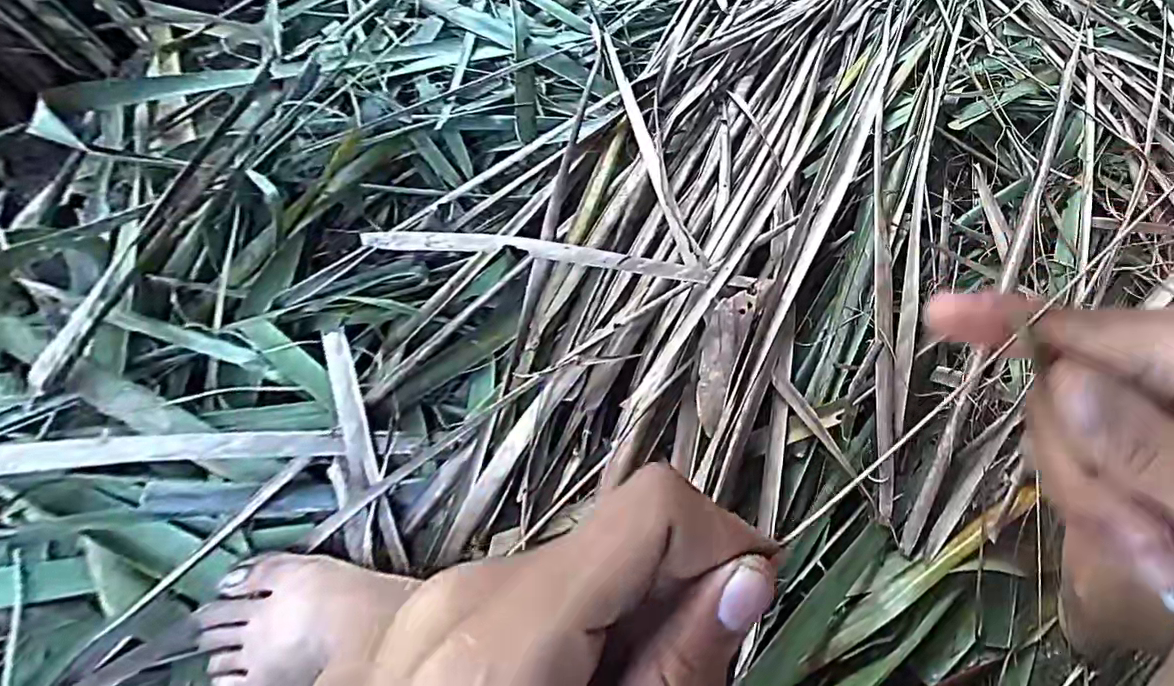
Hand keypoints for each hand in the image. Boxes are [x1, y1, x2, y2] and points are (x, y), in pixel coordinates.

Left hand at [352, 464, 778, 685]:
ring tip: (628, 679)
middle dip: (682, 579)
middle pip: (625, 531)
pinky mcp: (419, 622)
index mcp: (496, 633)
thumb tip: (754, 575)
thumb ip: (679, 664)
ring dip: (637, 602)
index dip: (718, 535)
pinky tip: (581, 673)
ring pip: (590, 557)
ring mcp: (429, 604)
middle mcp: (461, 592)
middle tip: (692, 662)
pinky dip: (588, 615)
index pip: (652, 505)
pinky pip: (541, 584)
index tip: (750, 591)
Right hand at [927, 293, 1173, 657]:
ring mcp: (1119, 406)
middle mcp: (1134, 362)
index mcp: (1170, 345)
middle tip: (1150, 542)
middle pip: (1049, 401)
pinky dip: (1100, 525)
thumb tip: (1058, 380)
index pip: (1065, 328)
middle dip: (1085, 479)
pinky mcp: (1113, 448)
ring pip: (1052, 446)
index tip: (939, 313)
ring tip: (1166, 556)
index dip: (998, 319)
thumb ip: (1144, 442)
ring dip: (1097, 511)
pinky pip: (1067, 479)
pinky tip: (1153, 553)